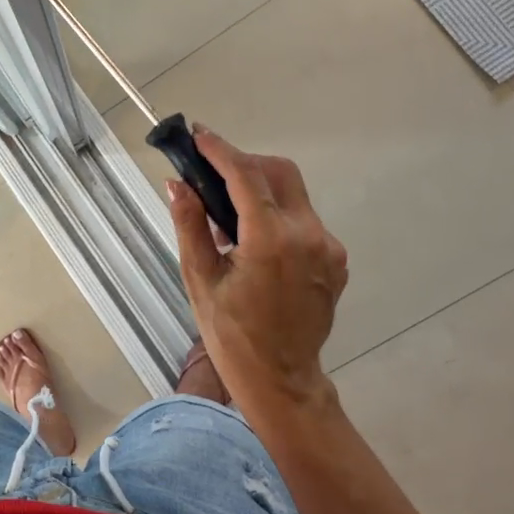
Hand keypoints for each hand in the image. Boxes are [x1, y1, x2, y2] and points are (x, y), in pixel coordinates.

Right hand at [166, 127, 348, 411]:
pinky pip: (304, 221)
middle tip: (212, 172)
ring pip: (295, 195)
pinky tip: (254, 242)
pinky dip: (278, 216)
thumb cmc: (230, 333)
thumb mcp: (199, 278)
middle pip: (279, 172)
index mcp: (270, 240)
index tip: (198, 135)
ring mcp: (328, 247)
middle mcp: (307, 235)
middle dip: (245, 163)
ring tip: (229, 213)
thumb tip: (177, 184)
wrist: (280, 378)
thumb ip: (190, 225)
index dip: (220, 150)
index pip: (245, 176)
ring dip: (261, 189)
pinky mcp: (336, 260)